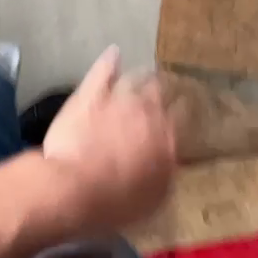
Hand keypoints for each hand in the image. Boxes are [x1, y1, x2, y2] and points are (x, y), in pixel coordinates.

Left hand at [39, 46, 176, 233]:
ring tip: (146, 71)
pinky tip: (114, 53)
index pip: (181, 117)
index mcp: (166, 140)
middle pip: (160, 93)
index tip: (183, 108)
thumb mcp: (153, 200)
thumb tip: (171, 160)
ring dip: (142, 75)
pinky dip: (110, 60)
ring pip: (135, 78)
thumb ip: (165, 174)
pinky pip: (103, 70)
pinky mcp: (89, 94)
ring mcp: (118, 99)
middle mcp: (147, 113)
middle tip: (165, 87)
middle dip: (164, 89)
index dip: (182, 111)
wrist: (73, 188)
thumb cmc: (115, 204)